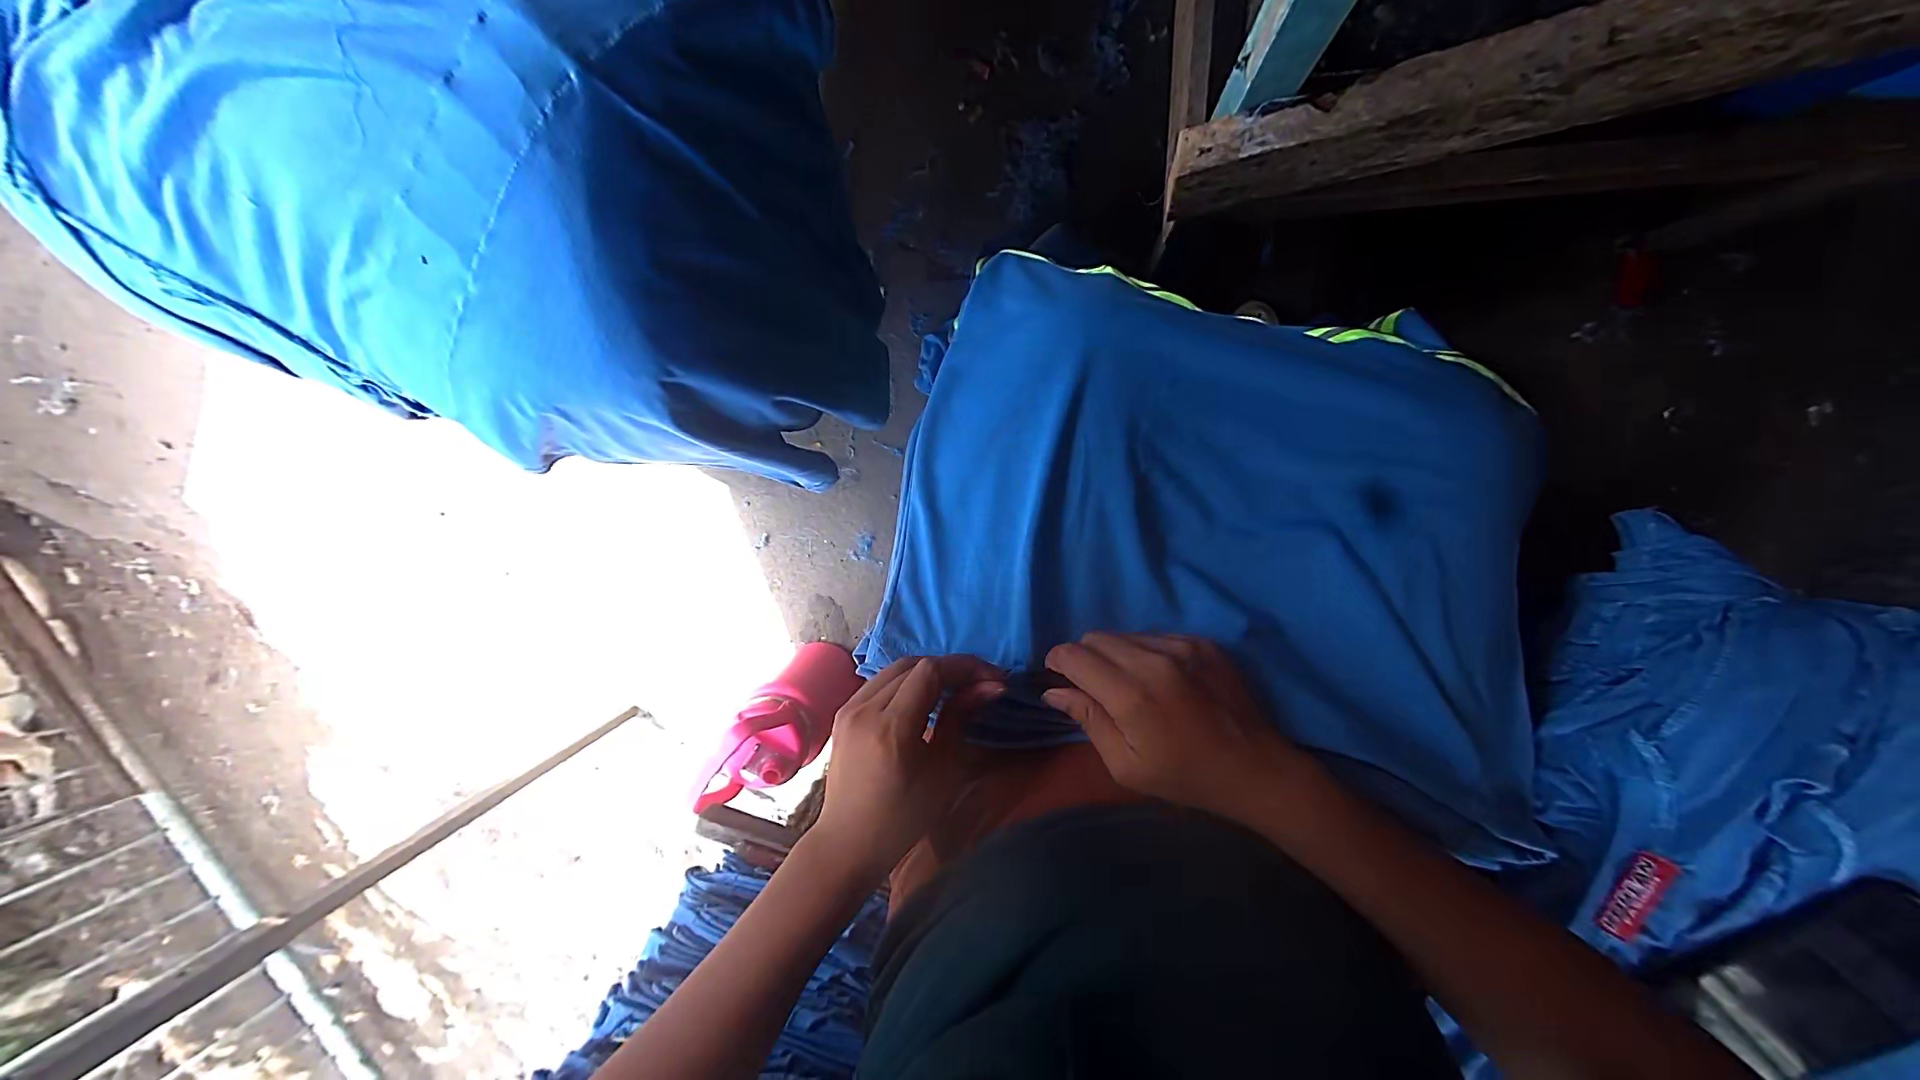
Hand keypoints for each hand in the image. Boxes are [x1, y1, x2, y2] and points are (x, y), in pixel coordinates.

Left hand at [808, 655, 1003, 881]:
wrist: (849, 843)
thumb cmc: (903, 816)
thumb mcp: (941, 769)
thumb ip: (959, 717)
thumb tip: (990, 686)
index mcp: (890, 726)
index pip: (930, 672)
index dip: (965, 667)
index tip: (993, 678)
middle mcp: (864, 708)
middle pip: (912, 665)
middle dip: (949, 667)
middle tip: (979, 682)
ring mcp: (848, 708)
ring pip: (894, 670)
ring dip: (927, 671)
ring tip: (955, 686)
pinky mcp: (842, 714)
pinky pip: (878, 683)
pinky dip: (905, 682)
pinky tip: (922, 697)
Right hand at [1043, 633, 1311, 818]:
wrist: (1257, 769)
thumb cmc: (1186, 777)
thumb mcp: (1126, 765)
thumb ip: (1089, 720)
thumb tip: (1055, 691)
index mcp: (1131, 695)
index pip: (1075, 656)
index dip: (1058, 661)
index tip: (1057, 676)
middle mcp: (1154, 660)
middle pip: (1096, 638)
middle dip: (1083, 657)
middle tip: (1090, 685)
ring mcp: (1182, 647)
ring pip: (1125, 635)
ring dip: (1113, 654)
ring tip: (1127, 684)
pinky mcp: (1202, 643)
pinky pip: (1155, 636)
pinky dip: (1144, 652)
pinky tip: (1159, 680)